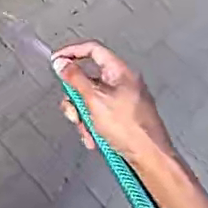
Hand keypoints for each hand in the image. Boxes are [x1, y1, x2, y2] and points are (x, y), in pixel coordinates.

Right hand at [52, 41, 178, 168]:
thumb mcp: (94, 100)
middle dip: (76, 98)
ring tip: (88, 131)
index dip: (72, 52)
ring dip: (83, 117)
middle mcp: (123, 82)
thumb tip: (62, 63)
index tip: (57, 62)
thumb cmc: (130, 128)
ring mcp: (124, 100)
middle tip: (75, 111)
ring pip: (91, 100)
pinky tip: (95, 138)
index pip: (92, 50)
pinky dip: (92, 125)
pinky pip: (99, 114)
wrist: (150, 157)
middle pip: (87, 79)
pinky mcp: (123, 116)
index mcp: (119, 72)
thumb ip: (75, 79)